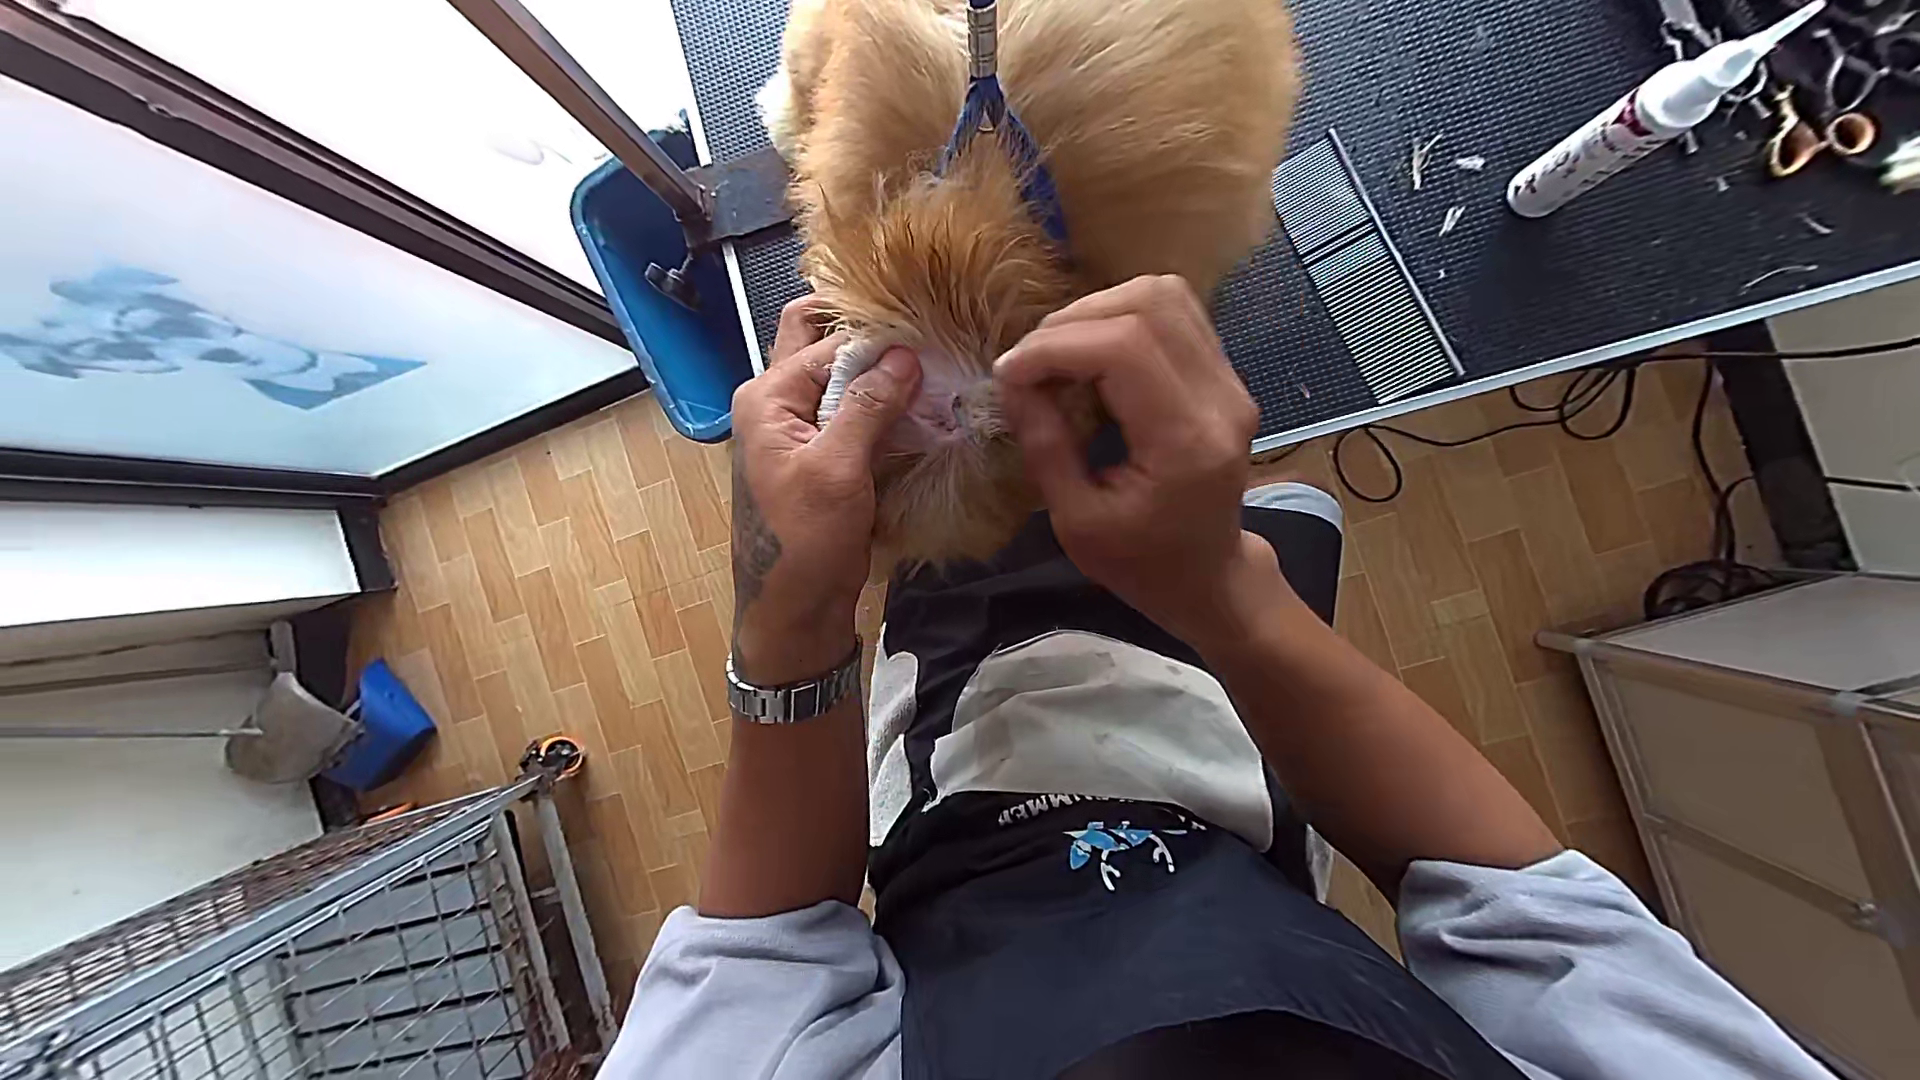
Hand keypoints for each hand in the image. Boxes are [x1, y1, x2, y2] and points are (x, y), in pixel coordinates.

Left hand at [729, 298, 921, 684]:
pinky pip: (857, 419)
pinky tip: (922, 412)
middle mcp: (782, 405)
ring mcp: (805, 431)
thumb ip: (867, 406)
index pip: (828, 344)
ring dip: (885, 382)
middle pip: (825, 352)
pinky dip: (886, 412)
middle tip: (922, 348)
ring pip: (846, 385)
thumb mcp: (836, 468)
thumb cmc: (804, 539)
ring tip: (935, 377)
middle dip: (872, 346)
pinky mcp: (829, 456)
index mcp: (768, 397)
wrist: (797, 604)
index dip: (877, 341)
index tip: (928, 346)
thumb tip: (905, 354)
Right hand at [995, 275, 1295, 651]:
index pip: (1124, 348)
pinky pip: (1174, 315)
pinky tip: (1090, 354)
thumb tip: (1012, 381)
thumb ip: (1046, 446)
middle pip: (1148, 305)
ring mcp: (1231, 382)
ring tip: (1056, 354)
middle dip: (1070, 323)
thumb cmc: (1139, 563)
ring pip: (1164, 296)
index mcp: (1185, 442)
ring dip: (1096, 312)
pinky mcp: (1224, 377)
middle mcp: (1220, 399)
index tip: (1008, 374)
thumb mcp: (1076, 521)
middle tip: (1028, 364)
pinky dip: (1120, 320)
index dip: (1054, 347)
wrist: (1207, 576)